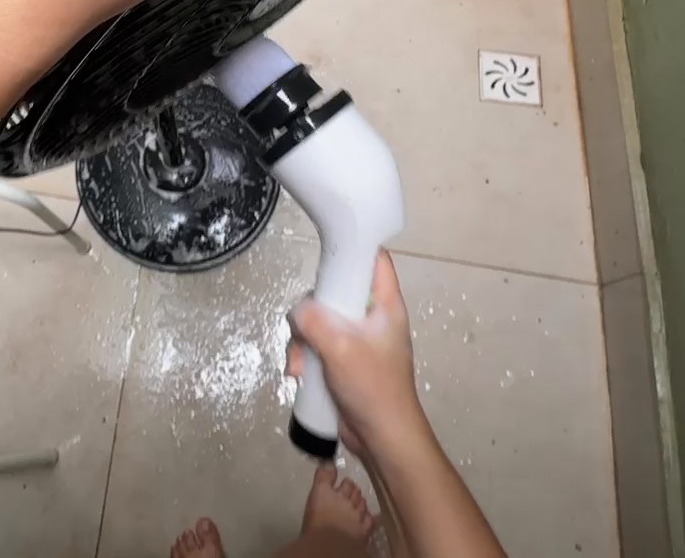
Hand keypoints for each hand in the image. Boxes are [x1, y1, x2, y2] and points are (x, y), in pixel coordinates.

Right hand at [286, 250, 428, 458]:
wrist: (382, 441)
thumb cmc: (373, 388)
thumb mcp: (341, 348)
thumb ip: (314, 320)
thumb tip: (299, 312)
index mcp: (385, 306)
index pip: (375, 260)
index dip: (355, 246)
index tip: (328, 243)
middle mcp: (370, 317)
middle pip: (333, 289)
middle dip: (310, 308)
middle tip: (304, 324)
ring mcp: (355, 338)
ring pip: (317, 318)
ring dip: (302, 339)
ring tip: (300, 362)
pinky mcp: (341, 358)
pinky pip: (314, 342)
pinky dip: (303, 355)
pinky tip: (299, 373)